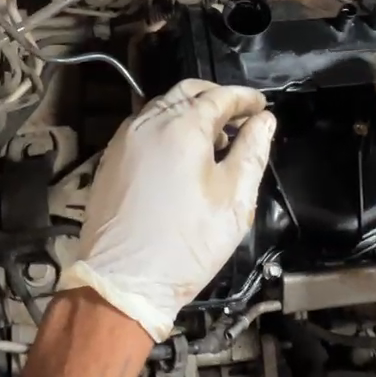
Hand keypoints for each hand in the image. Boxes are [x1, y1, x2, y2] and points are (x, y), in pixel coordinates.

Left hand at [58, 79, 276, 340]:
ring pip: (163, 107)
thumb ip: (252, 151)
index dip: (246, 98)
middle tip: (241, 117)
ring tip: (215, 138)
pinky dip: (169, 127)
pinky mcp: (111, 159)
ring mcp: (125, 139)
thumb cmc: (187, 243)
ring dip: (192, 112)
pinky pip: (145, 127)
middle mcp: (149, 122)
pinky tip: (182, 154)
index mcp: (182, 126)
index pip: (220, 96)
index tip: (263, 107)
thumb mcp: (234, 199)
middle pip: (188, 93)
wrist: (123, 283)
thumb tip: (264, 121)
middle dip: (217, 98)